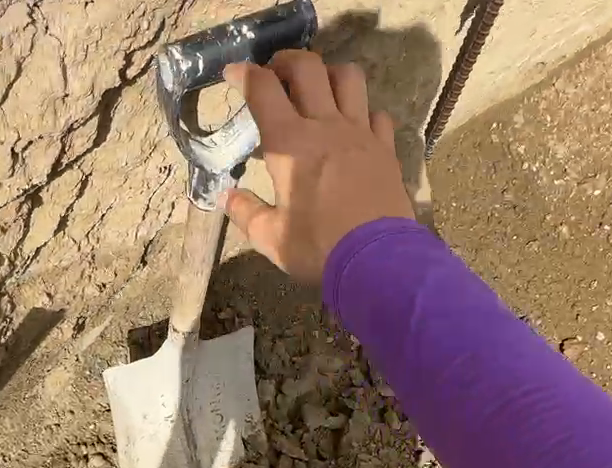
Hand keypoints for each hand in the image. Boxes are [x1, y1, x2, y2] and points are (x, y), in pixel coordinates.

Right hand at [223, 51, 414, 284]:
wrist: (376, 260)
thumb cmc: (317, 248)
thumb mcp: (270, 238)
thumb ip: (246, 213)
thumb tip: (226, 197)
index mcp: (290, 145)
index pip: (263, 90)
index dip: (244, 75)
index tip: (232, 74)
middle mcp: (325, 126)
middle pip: (307, 69)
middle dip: (285, 63)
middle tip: (275, 76)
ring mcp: (360, 133)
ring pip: (347, 77)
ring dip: (328, 75)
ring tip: (318, 91)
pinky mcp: (384, 148)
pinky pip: (375, 113)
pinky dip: (362, 112)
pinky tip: (354, 128)